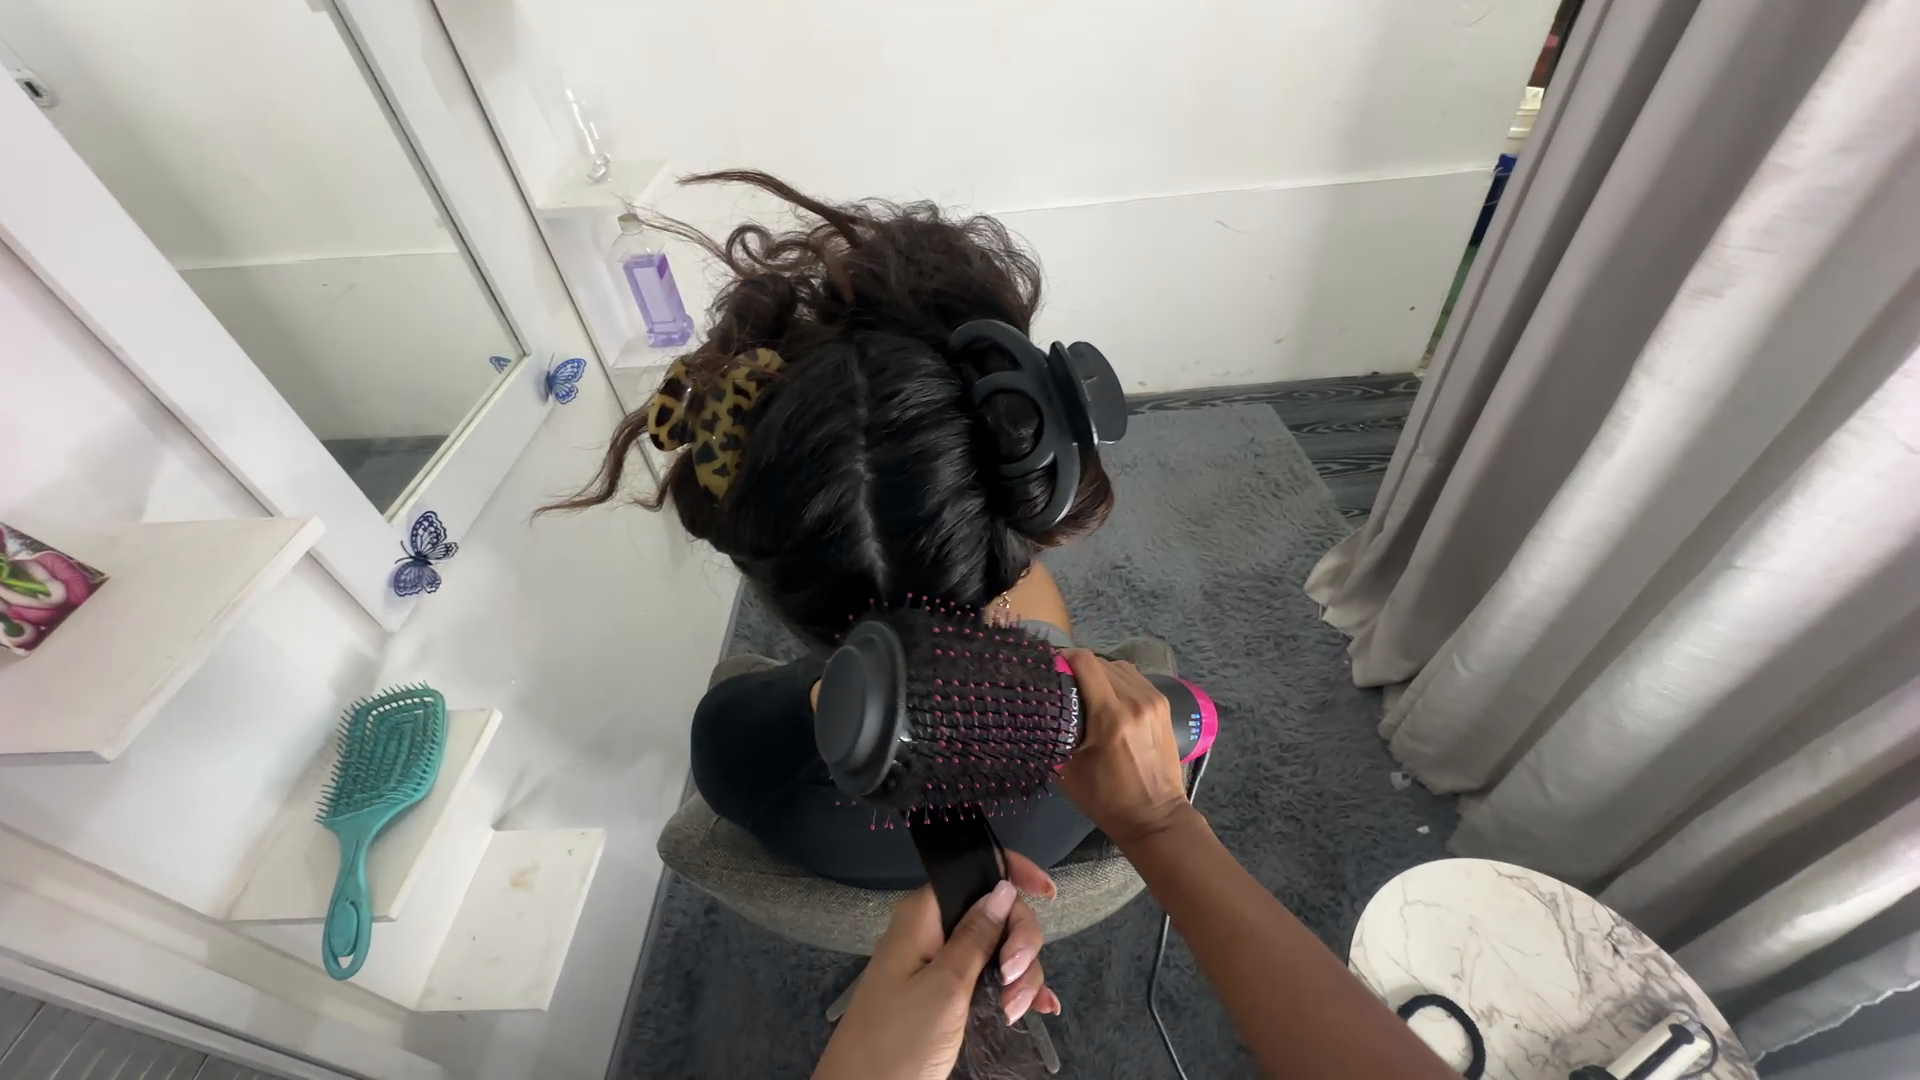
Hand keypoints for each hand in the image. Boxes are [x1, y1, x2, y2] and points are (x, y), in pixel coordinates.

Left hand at [813, 854, 1060, 1079]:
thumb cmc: (897, 1043)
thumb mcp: (944, 988)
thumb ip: (977, 936)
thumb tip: (1004, 887)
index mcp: (925, 914)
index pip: (974, 871)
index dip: (1014, 873)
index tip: (1048, 893)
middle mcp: (933, 930)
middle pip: (995, 912)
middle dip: (1020, 943)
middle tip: (1015, 981)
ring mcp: (940, 963)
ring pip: (998, 948)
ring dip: (1020, 976)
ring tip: (1016, 1011)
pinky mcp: (947, 994)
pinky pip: (990, 977)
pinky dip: (1015, 990)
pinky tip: (1037, 1007)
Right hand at [1058, 649, 1194, 846]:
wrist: (1157, 817)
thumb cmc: (1108, 799)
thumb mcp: (1069, 770)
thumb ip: (1056, 733)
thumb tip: (1042, 710)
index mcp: (1110, 716)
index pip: (1085, 663)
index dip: (1063, 657)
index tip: (1050, 668)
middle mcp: (1135, 701)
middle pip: (1101, 662)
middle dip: (1079, 667)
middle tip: (1064, 682)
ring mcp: (1153, 700)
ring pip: (1119, 666)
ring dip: (1099, 672)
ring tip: (1085, 688)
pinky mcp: (1163, 705)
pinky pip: (1135, 677)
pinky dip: (1118, 679)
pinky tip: (1108, 694)